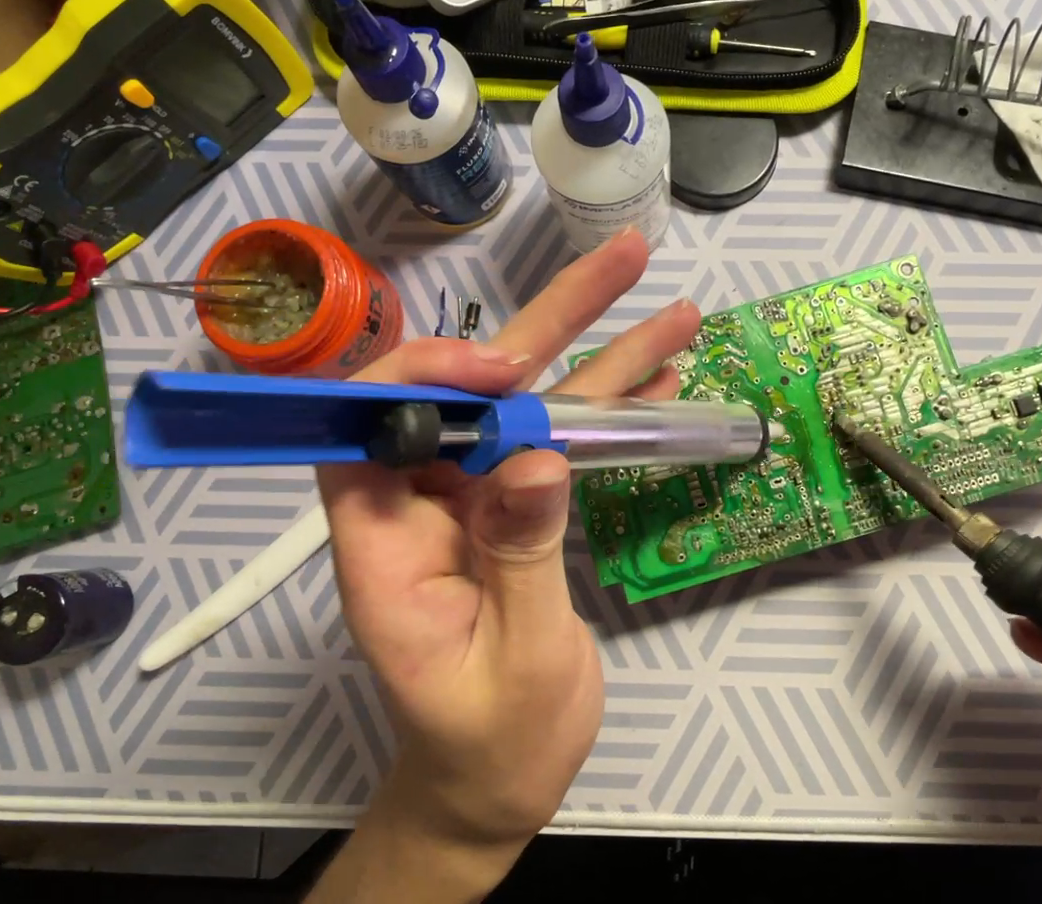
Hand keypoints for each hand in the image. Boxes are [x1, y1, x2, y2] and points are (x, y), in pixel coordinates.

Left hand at [311, 229, 699, 901]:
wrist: (497, 780)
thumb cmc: (492, 742)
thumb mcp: (518, 660)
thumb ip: (522, 555)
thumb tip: (536, 455)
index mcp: (388, 546)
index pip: (370, 431)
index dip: (425, 376)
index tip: (506, 363)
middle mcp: (428, 505)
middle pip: (474, 392)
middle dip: (547, 322)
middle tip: (623, 261)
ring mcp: (479, 502)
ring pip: (532, 408)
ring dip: (599, 355)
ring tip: (671, 309)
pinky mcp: (519, 510)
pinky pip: (561, 446)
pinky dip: (611, 411)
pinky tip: (662, 380)